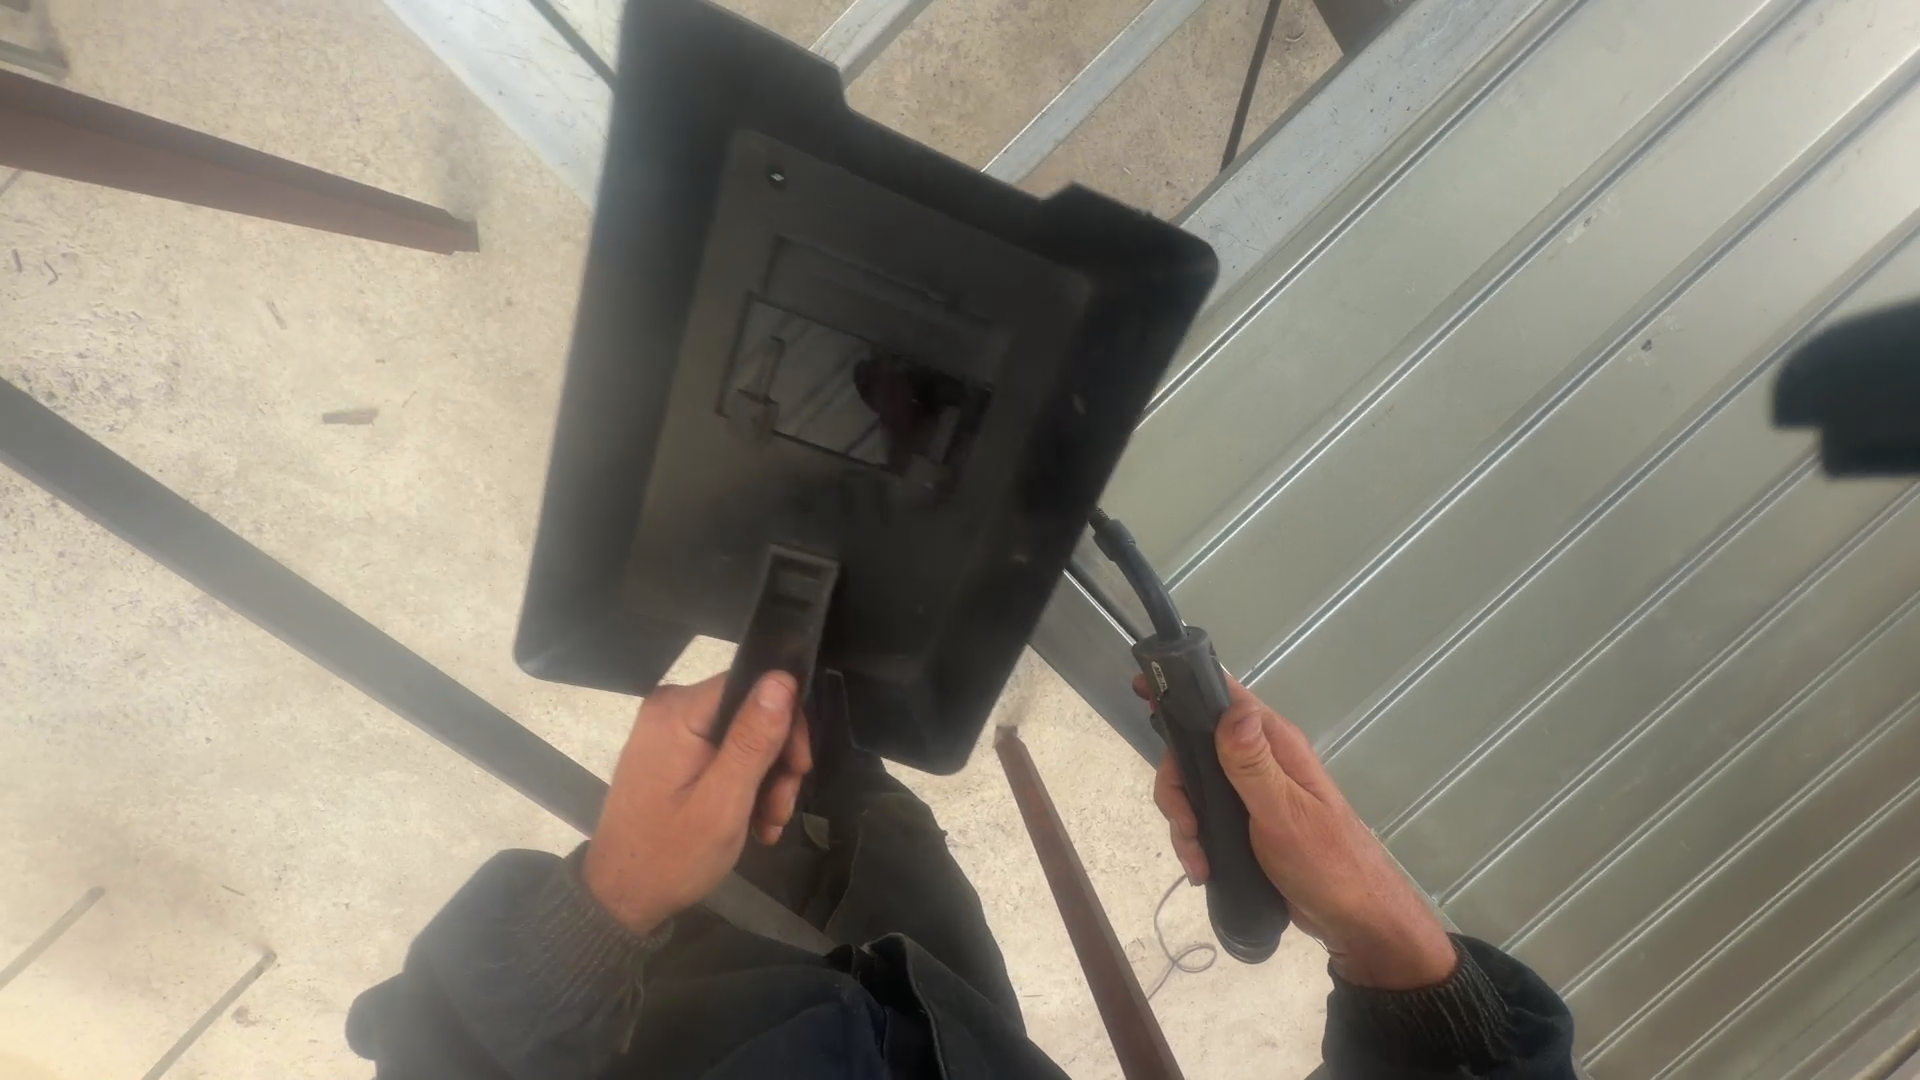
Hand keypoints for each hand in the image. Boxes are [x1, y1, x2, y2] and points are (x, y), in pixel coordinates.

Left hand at [582, 672, 811, 933]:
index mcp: (678, 712)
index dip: (786, 721)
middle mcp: (672, 709)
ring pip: (745, 735)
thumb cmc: (670, 857)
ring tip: (769, 823)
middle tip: (781, 808)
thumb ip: (753, 739)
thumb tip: (782, 678)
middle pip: (751, 712)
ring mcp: (671, 730)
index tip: (798, 767)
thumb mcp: (723, 802)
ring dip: (767, 779)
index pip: (754, 685)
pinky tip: (754, 821)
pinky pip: (726, 751)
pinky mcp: (674, 751)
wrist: (619, 902)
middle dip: (778, 760)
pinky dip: (746, 783)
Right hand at [1142, 674, 1455, 989]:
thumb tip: (1233, 709)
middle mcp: (1258, 757)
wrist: (1358, 927)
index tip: (1140, 689)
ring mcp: (1249, 789)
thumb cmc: (1328, 865)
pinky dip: (1193, 839)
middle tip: (1183, 824)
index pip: (1222, 696)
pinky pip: (1202, 815)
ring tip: (1197, 859)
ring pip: (1191, 785)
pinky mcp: (1242, 820)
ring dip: (1183, 822)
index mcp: (1272, 742)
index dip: (1181, 688)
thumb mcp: (1285, 814)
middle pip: (1191, 748)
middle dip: (1177, 787)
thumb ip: (1254, 763)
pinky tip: (1201, 866)